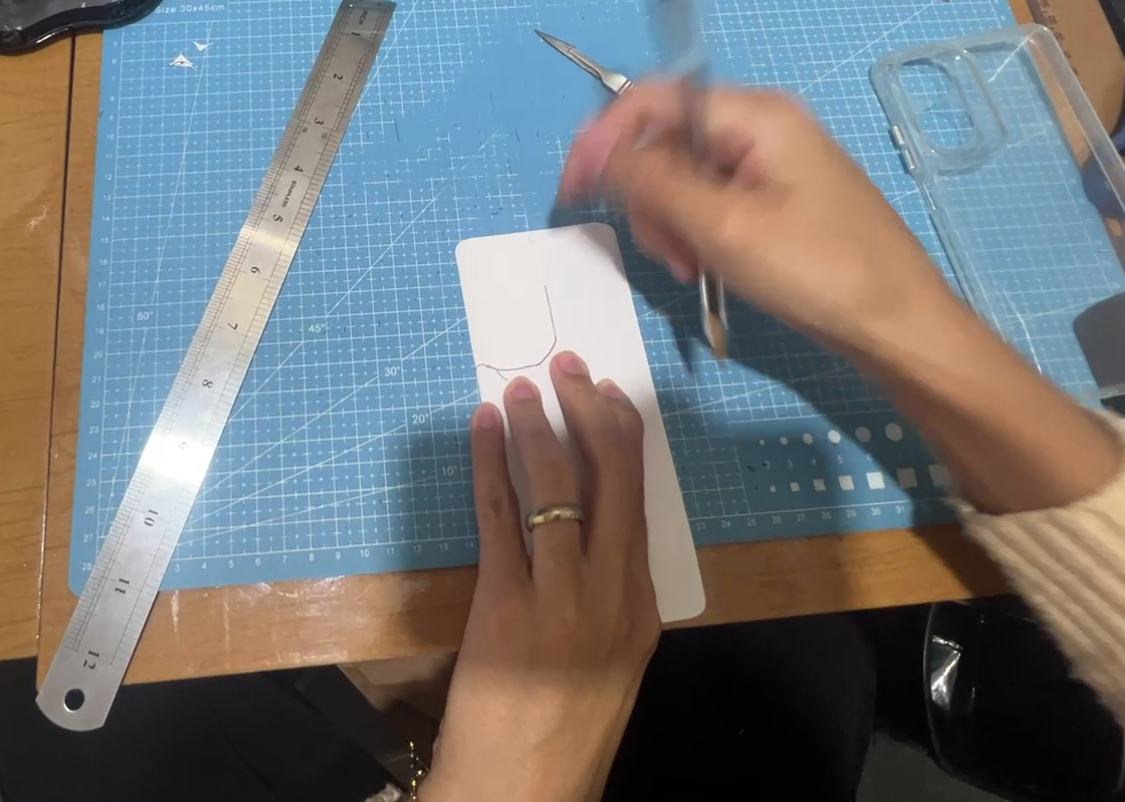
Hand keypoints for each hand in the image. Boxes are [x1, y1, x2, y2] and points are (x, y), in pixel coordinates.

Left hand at [425, 353, 658, 801]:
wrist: (528, 792)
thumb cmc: (568, 721)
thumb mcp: (611, 651)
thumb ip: (607, 584)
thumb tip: (587, 513)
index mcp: (641, 599)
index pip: (639, 494)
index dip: (624, 433)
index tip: (609, 392)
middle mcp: (612, 589)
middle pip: (608, 476)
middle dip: (589, 411)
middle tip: (568, 366)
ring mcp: (561, 595)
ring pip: (553, 485)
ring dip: (535, 426)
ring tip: (520, 388)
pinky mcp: (506, 603)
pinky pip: (498, 514)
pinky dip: (488, 461)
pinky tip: (483, 426)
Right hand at [560, 83, 962, 360]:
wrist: (895, 325)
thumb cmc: (816, 270)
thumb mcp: (722, 225)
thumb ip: (651, 181)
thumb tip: (594, 151)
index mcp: (753, 116)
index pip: (653, 102)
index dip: (603, 138)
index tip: (573, 188)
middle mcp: (755, 127)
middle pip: (662, 141)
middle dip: (645, 195)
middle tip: (661, 247)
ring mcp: (762, 163)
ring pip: (677, 176)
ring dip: (666, 221)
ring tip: (689, 265)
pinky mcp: (765, 196)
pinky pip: (703, 200)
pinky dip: (689, 231)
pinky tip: (702, 265)